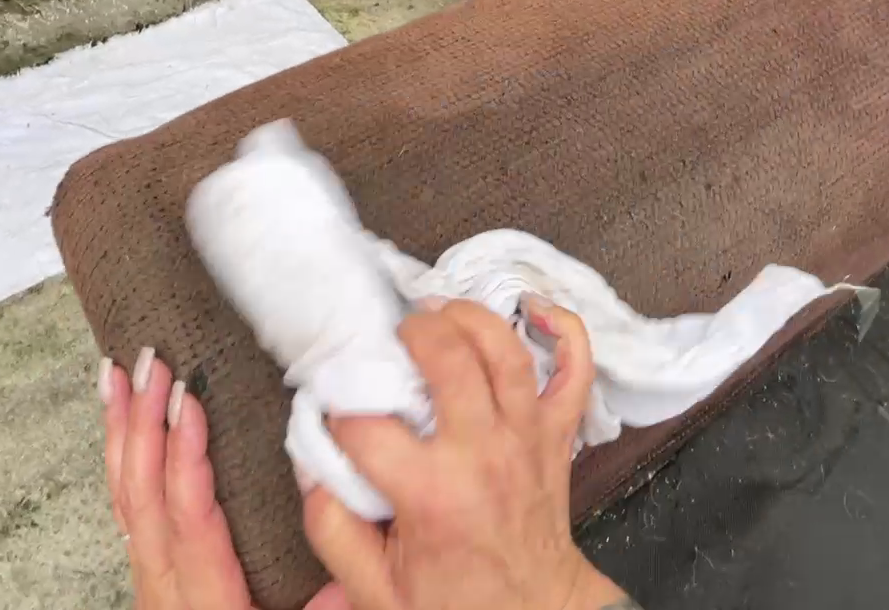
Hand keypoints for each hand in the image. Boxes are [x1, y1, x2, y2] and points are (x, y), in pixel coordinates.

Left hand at [100, 350, 346, 609]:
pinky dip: (117, 451)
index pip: (189, 519)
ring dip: (121, 428)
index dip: (184, 459)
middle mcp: (166, 587)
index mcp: (208, 599)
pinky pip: (121, 502)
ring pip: (124, 496)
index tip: (187, 399)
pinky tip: (114, 412)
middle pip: (144, 499)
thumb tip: (345, 547)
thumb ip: (324, 598)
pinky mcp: (147, 561)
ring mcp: (149, 573)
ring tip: (119, 373)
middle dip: (144, 424)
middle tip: (153, 365)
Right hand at [301, 297, 633, 609]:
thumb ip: (334, 530)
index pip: (369, 428)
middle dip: (417, 331)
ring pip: (507, 353)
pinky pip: (575, 368)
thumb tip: (313, 467)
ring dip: (474, 317)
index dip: (342, 413)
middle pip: (451, 361)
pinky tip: (535, 308)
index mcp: (433, 494)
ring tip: (445, 310)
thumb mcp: (377, 590)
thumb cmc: (456, 600)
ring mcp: (528, 436)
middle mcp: (484, 454)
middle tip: (398, 333)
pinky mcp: (558, 432)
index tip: (340, 413)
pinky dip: (564, 330)